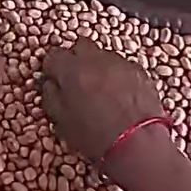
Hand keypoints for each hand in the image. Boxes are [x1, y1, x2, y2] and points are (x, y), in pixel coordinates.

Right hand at [40, 39, 169, 162]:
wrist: (139, 144)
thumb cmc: (94, 135)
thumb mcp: (61, 119)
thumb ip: (51, 95)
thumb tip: (51, 84)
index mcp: (70, 69)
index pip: (53, 55)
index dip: (52, 68)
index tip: (54, 79)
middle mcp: (94, 59)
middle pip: (79, 46)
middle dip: (75, 59)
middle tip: (76, 80)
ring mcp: (119, 63)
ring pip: (102, 55)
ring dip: (97, 67)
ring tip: (100, 90)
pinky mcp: (139, 71)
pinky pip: (122, 66)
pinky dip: (117, 75)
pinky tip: (119, 95)